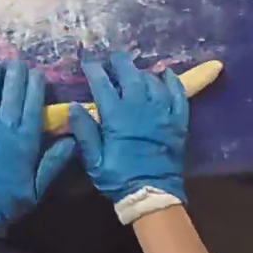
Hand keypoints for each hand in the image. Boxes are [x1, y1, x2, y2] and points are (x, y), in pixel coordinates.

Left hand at [0, 60, 78, 252]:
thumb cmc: (9, 199)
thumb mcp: (39, 186)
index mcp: (26, 138)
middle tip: (16, 61)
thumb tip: (73, 140)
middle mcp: (5, 126)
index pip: (34, 102)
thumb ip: (55, 161)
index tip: (37, 72)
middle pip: (12, 91)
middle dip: (15, 73)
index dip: (36, 84)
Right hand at [68, 51, 189, 209]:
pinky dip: (172, 81)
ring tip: (134, 70)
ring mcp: (162, 112)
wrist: (153, 194)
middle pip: (131, 75)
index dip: (94, 69)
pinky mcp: (178, 121)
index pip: (103, 84)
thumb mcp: (93, 158)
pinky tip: (165, 74)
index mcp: (116, 116)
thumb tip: (74, 106)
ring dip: (142, 72)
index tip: (88, 61)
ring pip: (153, 81)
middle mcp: (140, 108)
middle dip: (120, 63)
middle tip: (112, 58)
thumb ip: (84, 131)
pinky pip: (178, 94)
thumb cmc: (118, 177)